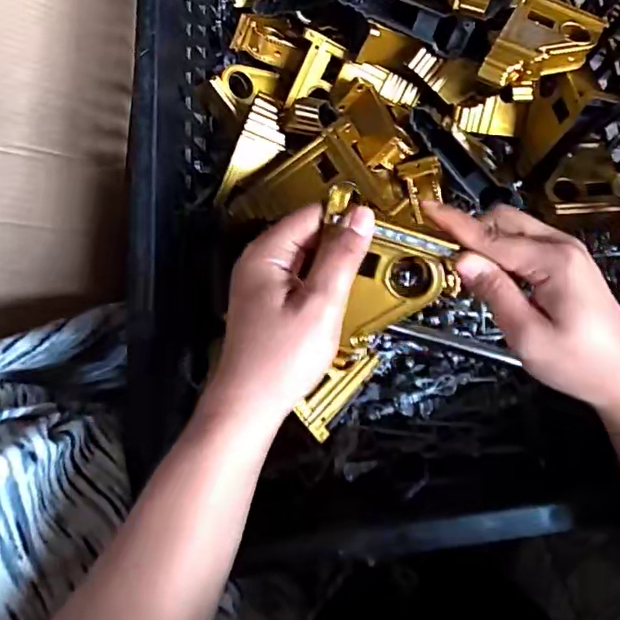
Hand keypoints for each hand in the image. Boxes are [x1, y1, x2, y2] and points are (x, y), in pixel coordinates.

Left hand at [206, 202, 375, 428]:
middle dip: (338, 245)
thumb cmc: (278, 360)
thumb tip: (360, 217)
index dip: (343, 219)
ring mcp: (260, 282)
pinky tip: (328, 304)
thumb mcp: (322, 303)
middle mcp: (258, 262)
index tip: (369, 231)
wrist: (249, 405)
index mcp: (266, 254)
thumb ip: (342, 256)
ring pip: (306, 256)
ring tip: (345, 290)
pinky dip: (318, 284)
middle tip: (360, 267)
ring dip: (330, 266)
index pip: (312, 214)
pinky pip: (299, 277)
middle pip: (308, 233)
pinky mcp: (266, 301)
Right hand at [423, 202, 619, 415]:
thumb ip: (494, 293)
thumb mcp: (528, 336)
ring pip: (514, 228)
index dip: (454, 223)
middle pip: (503, 220)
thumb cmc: (583, 364)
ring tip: (468, 269)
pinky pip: (526, 241)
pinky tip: (494, 273)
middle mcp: (563, 247)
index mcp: (553, 262)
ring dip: (487, 240)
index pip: (491, 236)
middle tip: (445, 253)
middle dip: (470, 231)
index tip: (428, 209)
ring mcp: (568, 252)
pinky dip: (503, 249)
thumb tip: (464, 260)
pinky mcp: (568, 262)